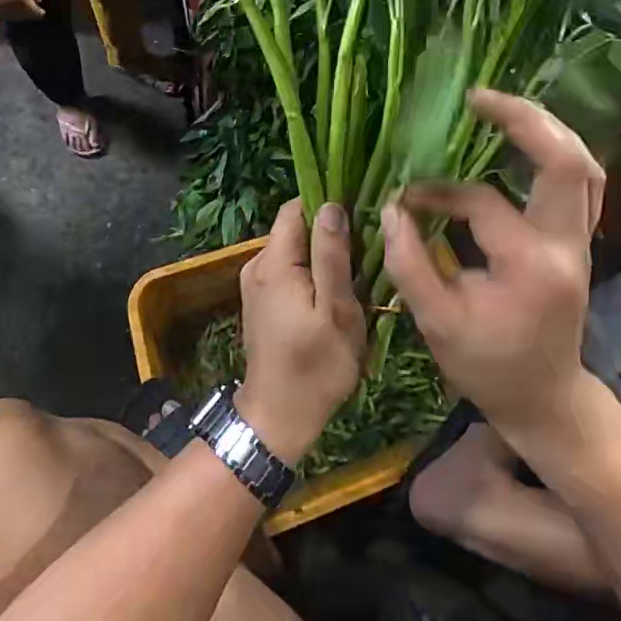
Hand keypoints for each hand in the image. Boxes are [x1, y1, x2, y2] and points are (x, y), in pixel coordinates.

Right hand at [0, 0, 42, 18]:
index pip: (32, 12)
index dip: (38, 13)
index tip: (41, 12)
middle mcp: (7, 6)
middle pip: (20, 16)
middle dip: (27, 13)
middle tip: (31, 8)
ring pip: (9, 15)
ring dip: (16, 12)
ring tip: (20, 6)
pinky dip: (5, 9)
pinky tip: (7, 2)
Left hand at [236, 200, 365, 464]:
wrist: (278, 417)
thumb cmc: (315, 366)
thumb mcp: (335, 310)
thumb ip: (332, 256)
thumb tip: (332, 205)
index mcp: (274, 262)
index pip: (295, 208)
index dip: (327, 204)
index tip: (360, 215)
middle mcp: (257, 264)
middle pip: (294, 228)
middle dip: (328, 232)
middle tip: (365, 249)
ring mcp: (255, 283)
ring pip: (293, 249)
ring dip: (321, 254)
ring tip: (355, 272)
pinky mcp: (260, 300)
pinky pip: (287, 270)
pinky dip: (310, 272)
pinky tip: (333, 292)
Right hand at [381, 89, 604, 439]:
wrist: (544, 398)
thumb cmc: (487, 366)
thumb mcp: (436, 321)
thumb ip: (409, 261)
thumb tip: (394, 207)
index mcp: (532, 265)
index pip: (482, 203)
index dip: (436, 193)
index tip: (403, 199)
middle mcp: (567, 246)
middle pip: (568, 162)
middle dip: (524, 120)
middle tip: (477, 97)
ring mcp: (580, 242)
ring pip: (585, 166)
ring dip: (546, 130)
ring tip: (501, 108)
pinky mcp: (577, 241)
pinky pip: (580, 183)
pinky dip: (554, 154)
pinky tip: (524, 141)